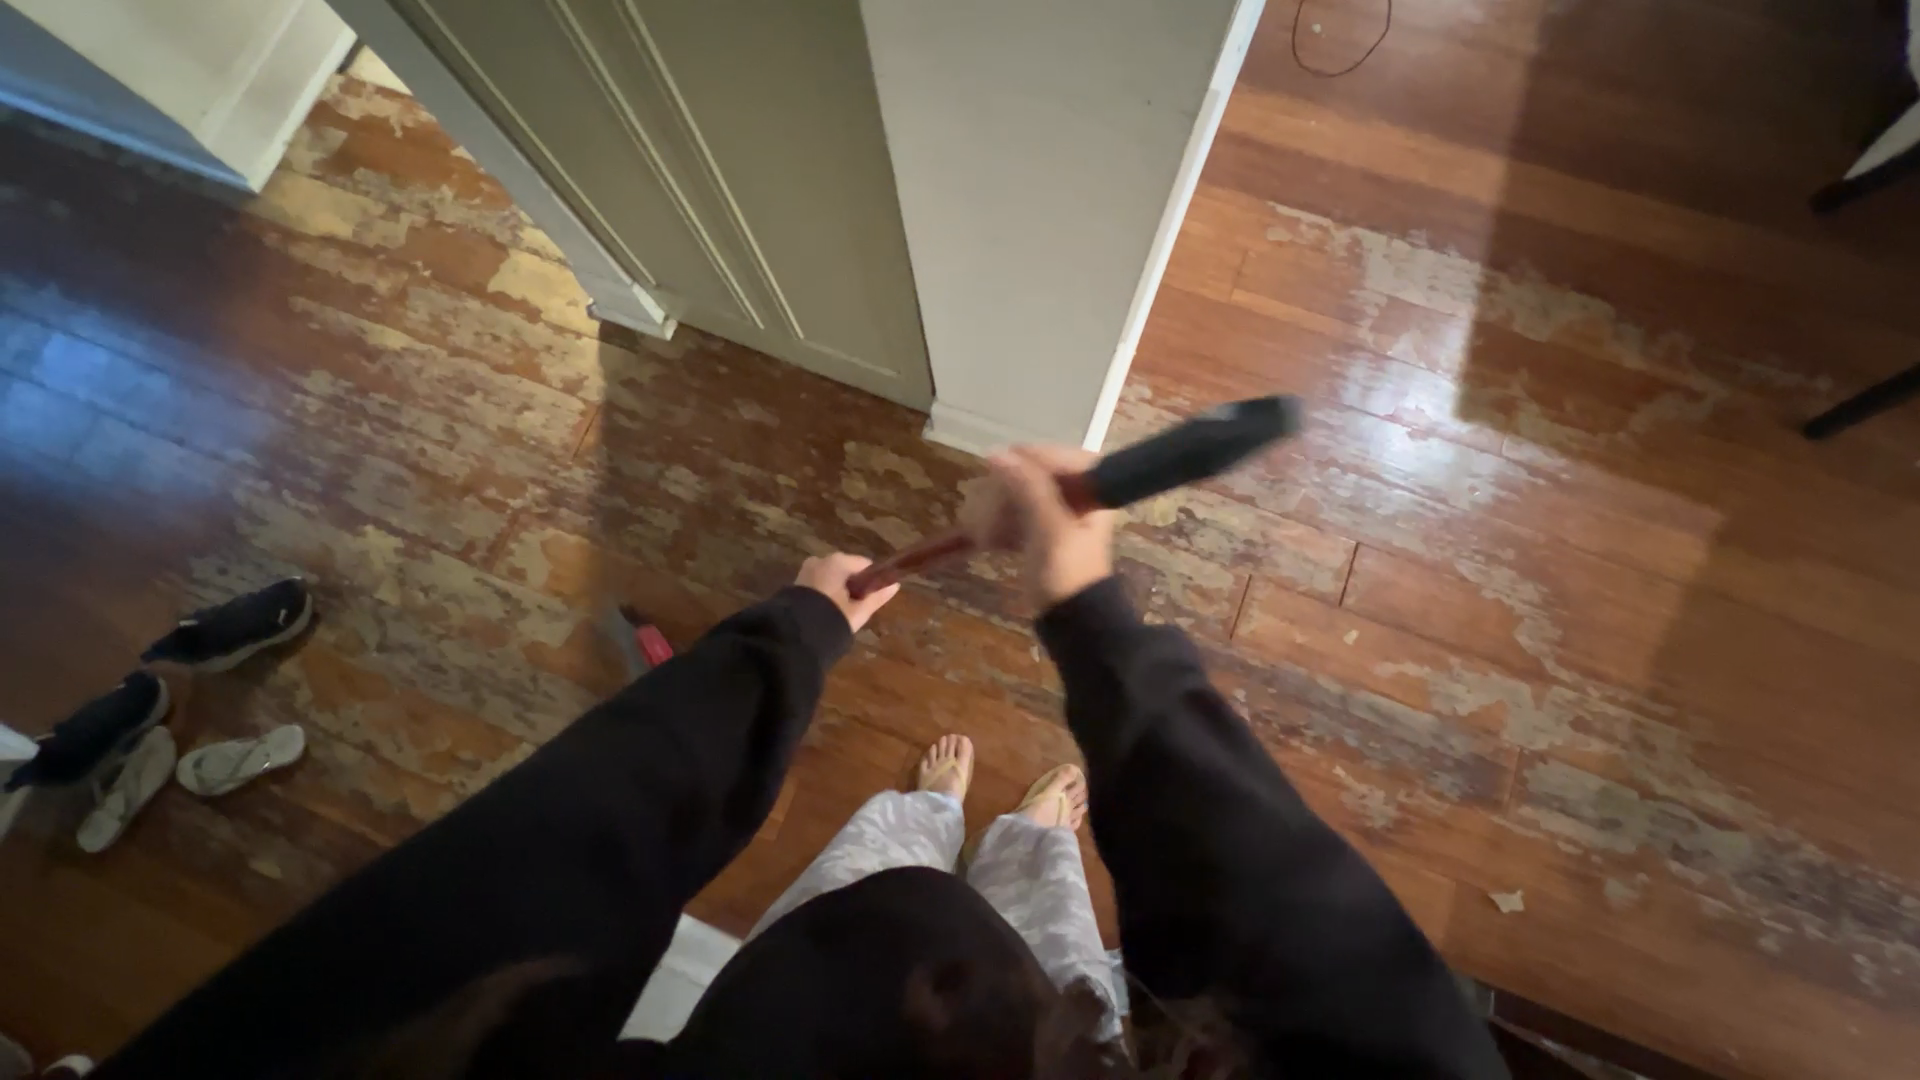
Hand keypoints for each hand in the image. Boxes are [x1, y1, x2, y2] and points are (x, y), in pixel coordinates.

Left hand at [795, 553, 899, 632]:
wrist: (794, 634)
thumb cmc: (832, 618)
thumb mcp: (859, 611)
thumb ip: (877, 596)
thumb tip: (895, 585)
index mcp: (838, 561)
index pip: (865, 565)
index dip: (872, 581)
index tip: (873, 598)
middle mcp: (821, 560)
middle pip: (847, 570)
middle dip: (853, 586)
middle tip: (856, 609)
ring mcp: (806, 570)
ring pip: (831, 578)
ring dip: (838, 591)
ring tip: (841, 613)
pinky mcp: (796, 583)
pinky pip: (818, 584)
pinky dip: (824, 594)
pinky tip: (825, 612)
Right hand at [958, 444, 1114, 610]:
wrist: (1073, 622)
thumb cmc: (1066, 574)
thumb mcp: (1050, 528)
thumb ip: (1029, 488)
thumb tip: (998, 454)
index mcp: (1092, 487)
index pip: (1054, 456)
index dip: (1024, 461)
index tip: (994, 470)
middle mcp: (1077, 493)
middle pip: (1032, 474)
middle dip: (1004, 493)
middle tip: (986, 517)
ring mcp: (1058, 512)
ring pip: (1018, 494)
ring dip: (996, 510)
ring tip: (983, 536)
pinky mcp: (1041, 531)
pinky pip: (1014, 514)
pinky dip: (998, 524)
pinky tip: (984, 540)